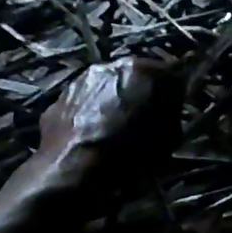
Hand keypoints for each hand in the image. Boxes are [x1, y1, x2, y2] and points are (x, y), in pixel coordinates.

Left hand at [38, 57, 180, 173]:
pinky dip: (90, 115)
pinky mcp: (59, 98)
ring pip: (106, 88)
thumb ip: (171, 115)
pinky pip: (83, 104)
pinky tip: (92, 137)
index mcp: (144, 70)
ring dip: (112, 102)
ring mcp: (81, 80)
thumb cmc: (132, 151)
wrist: (76, 167)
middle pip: (134, 78)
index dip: (172, 96)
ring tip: (114, 130)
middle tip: (143, 120)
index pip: (170, 76)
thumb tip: (167, 111)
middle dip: (140, 95)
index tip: (172, 113)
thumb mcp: (170, 137)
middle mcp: (112, 65)